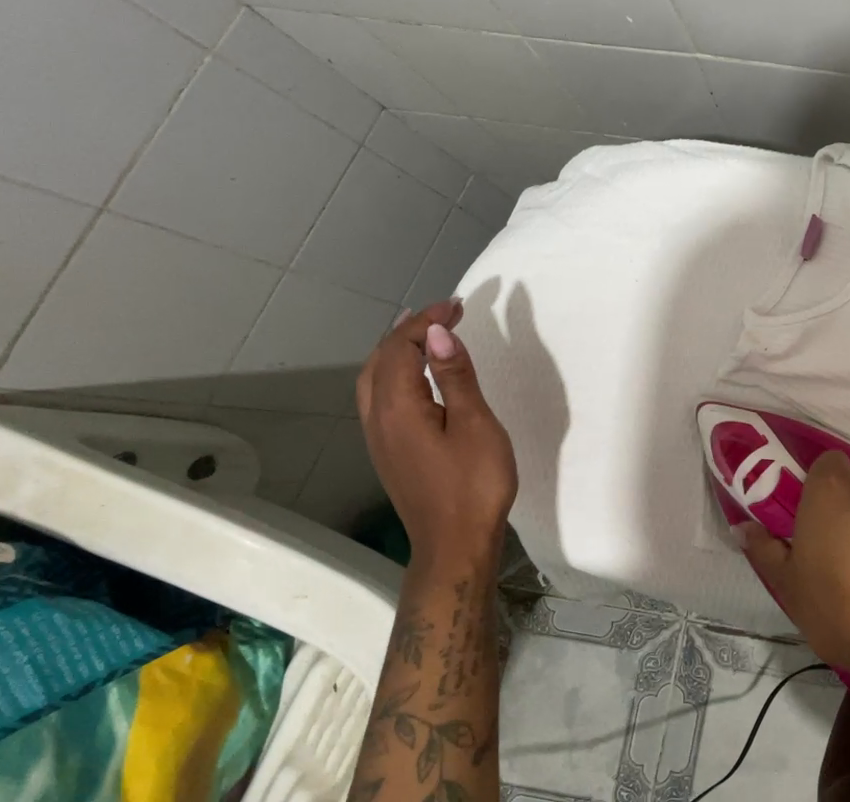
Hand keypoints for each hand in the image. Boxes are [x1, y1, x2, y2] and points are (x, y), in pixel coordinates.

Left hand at [357, 299, 516, 559]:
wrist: (455, 543)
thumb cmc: (474, 483)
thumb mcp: (476, 424)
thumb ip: (456, 376)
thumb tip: (438, 333)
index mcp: (399, 408)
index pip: (403, 348)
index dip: (428, 321)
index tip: (459, 305)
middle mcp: (378, 418)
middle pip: (380, 360)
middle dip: (409, 330)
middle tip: (445, 313)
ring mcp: (379, 437)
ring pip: (373, 379)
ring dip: (395, 350)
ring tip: (422, 333)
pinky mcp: (388, 451)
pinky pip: (378, 396)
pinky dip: (393, 371)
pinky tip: (413, 375)